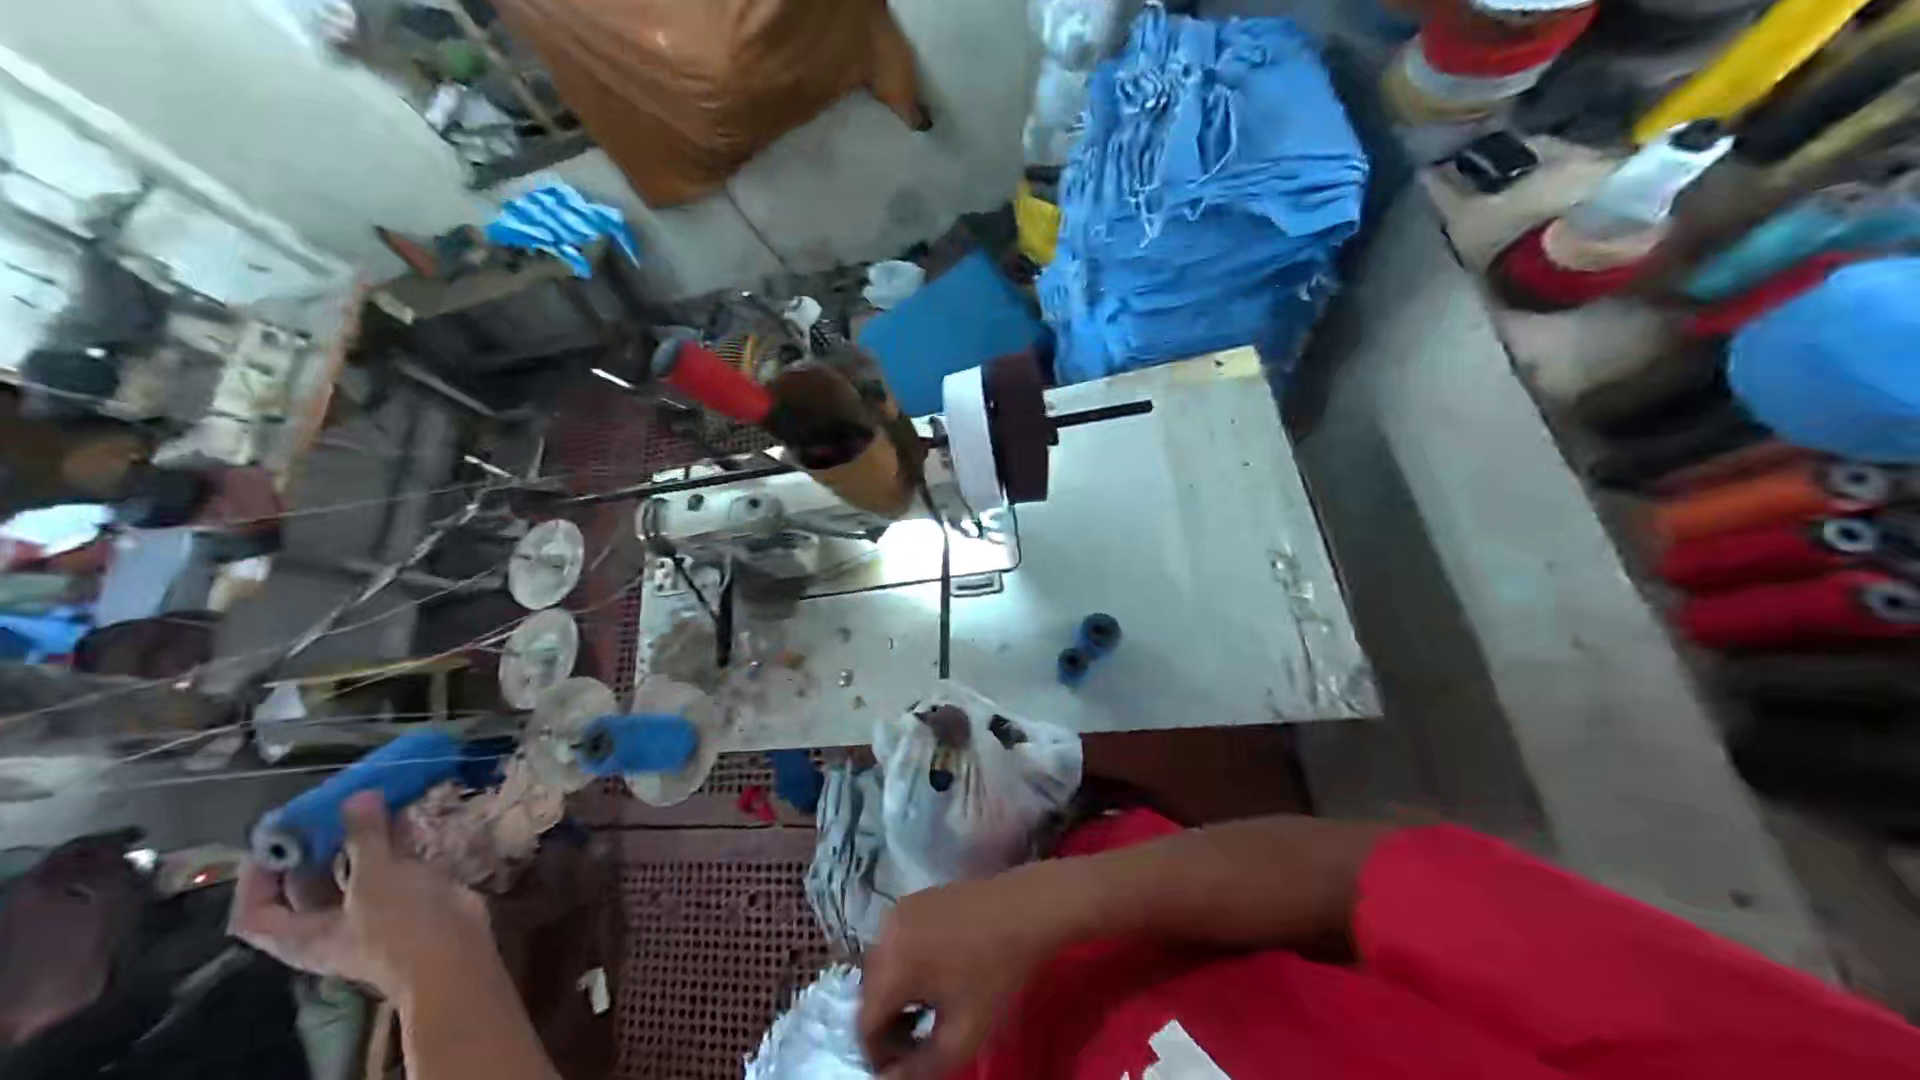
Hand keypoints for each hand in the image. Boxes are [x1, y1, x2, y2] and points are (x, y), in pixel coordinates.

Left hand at [228, 791, 493, 1002]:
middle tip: (325, 810)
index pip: (255, 911)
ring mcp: (369, 910)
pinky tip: (403, 815)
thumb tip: (356, 796)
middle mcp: (328, 923)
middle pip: (306, 885)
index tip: (274, 838)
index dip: (256, 877)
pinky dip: (393, 842)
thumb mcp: (376, 878)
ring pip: (352, 871)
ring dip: (358, 839)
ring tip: (366, 803)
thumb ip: (365, 836)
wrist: (455, 951)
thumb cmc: (400, 923)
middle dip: (314, 847)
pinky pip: (389, 866)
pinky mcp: (405, 898)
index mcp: (301, 934)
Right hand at [858, 867, 1079, 1079]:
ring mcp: (898, 910)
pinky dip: (906, 964)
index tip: (910, 1063)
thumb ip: (921, 1068)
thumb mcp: (963, 1034)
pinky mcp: (914, 899)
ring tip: (931, 1006)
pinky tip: (938, 972)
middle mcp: (883, 932)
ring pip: (883, 967)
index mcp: (889, 964)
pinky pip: (896, 942)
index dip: (881, 1054)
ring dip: (898, 994)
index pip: (864, 1024)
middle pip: (871, 993)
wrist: (1025, 908)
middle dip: (889, 1023)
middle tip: (922, 1037)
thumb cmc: (996, 972)